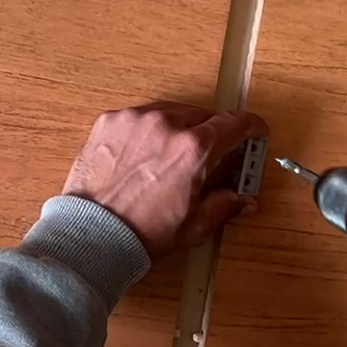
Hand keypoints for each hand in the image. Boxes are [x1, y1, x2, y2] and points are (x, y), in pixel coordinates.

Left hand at [63, 102, 267, 261]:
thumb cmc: (142, 233)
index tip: (254, 131)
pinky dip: (146, 131)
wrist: (91, 234)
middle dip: (210, 134)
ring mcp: (135, 118)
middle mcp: (166, 124)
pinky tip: (142, 155)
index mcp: (194, 149)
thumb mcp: (193, 226)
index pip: (235, 124)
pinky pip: (138, 118)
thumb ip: (224, 205)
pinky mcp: (110, 121)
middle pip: (202, 116)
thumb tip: (244, 199)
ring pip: (169, 113)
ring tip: (170, 157)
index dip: (251, 126)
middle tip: (207, 156)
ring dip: (177, 129)